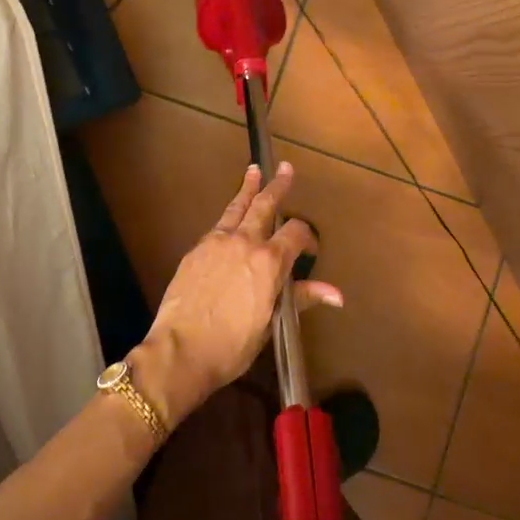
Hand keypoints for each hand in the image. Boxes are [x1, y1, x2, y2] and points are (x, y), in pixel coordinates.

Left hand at [132, 162, 342, 423]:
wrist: (181, 350)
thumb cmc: (232, 345)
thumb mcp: (272, 323)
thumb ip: (301, 299)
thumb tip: (338, 295)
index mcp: (269, 261)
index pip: (296, 233)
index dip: (307, 237)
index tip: (310, 249)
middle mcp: (245, 242)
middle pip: (264, 205)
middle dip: (277, 187)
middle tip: (286, 168)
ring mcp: (217, 242)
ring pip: (237, 207)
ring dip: (248, 189)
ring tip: (253, 171)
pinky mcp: (197, 249)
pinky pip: (218, 225)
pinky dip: (229, 215)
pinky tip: (231, 218)